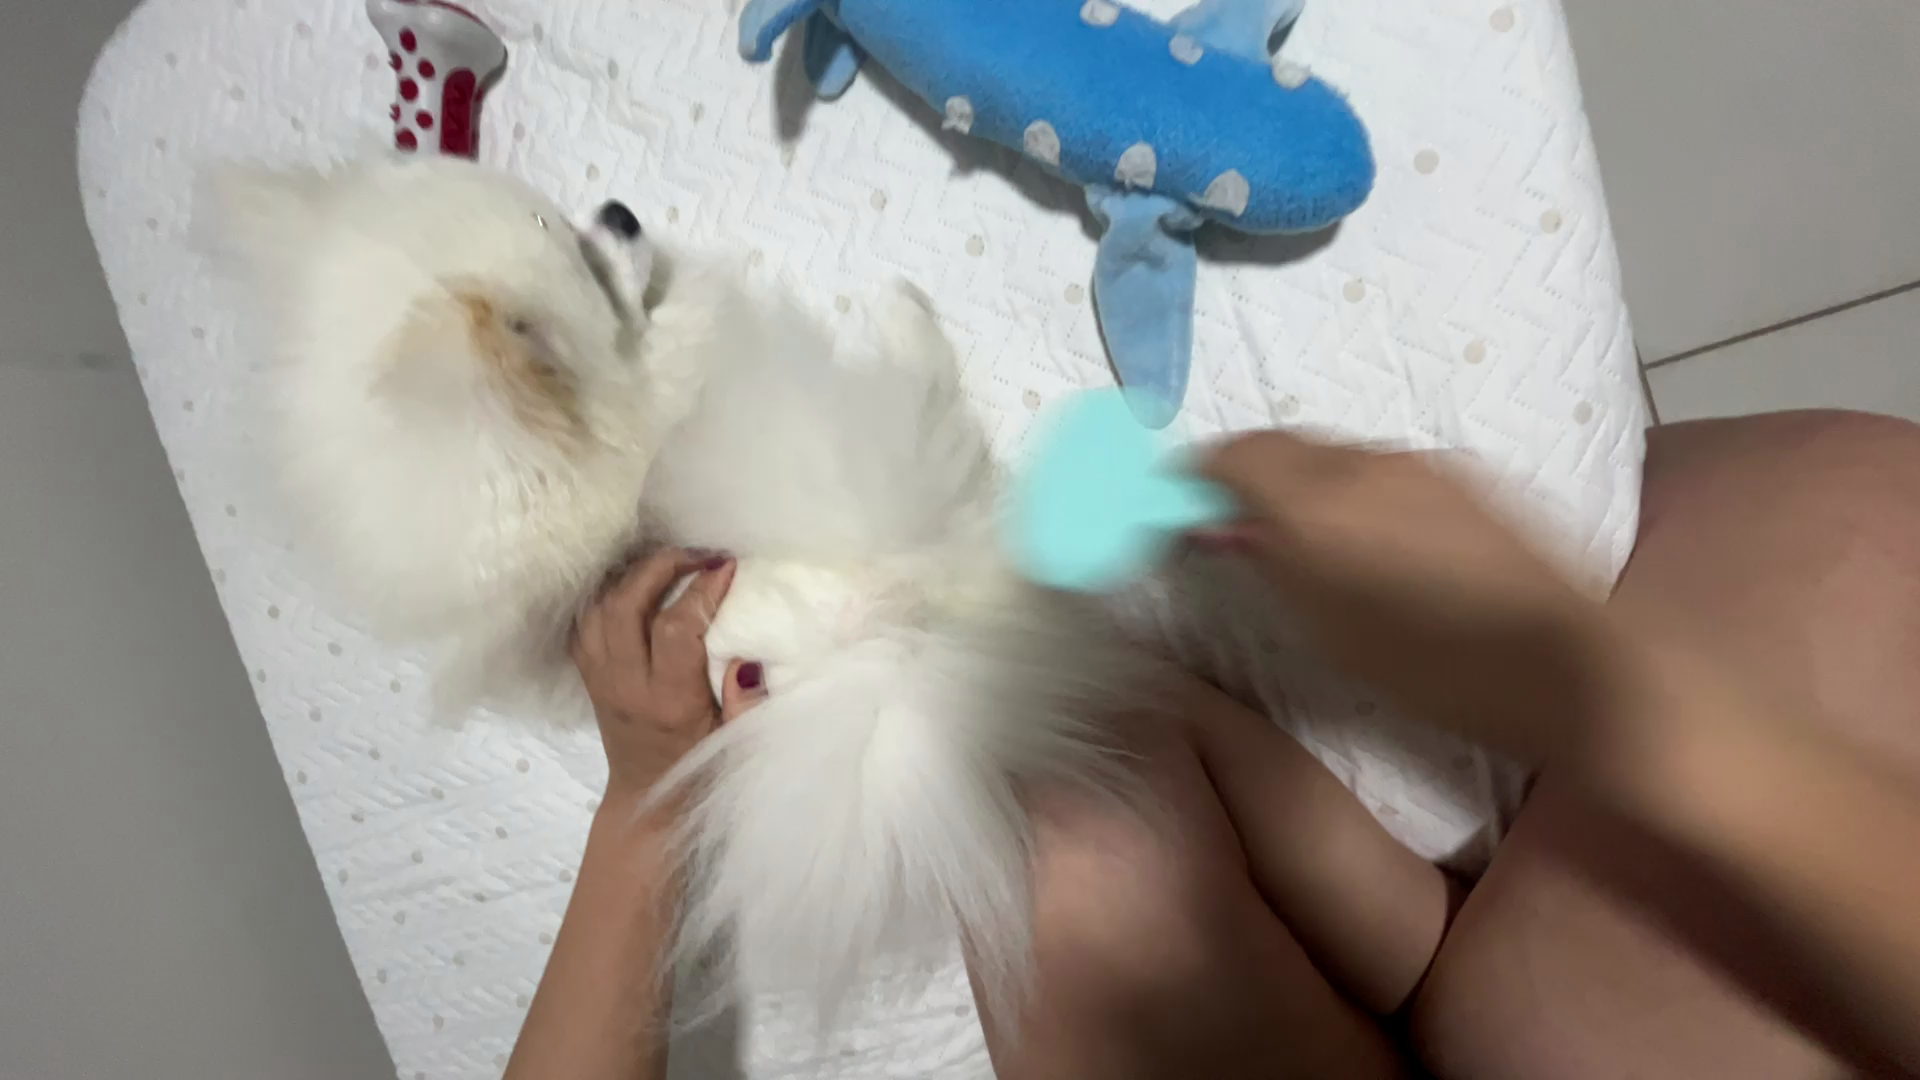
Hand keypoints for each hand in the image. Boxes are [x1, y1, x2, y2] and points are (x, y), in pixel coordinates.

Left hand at [571, 549, 766, 802]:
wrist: (648, 803)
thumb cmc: (704, 770)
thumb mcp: (737, 742)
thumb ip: (746, 703)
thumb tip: (747, 658)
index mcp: (669, 701)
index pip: (677, 627)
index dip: (703, 588)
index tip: (729, 567)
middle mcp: (626, 685)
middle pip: (626, 604)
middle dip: (663, 565)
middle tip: (700, 554)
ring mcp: (600, 679)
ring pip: (599, 607)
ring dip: (633, 574)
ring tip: (671, 562)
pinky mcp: (589, 677)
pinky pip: (584, 622)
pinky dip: (607, 594)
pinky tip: (636, 585)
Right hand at [1200, 431, 1617, 762]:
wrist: (1566, 664)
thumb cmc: (1423, 664)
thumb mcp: (1319, 623)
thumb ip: (1261, 559)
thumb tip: (1212, 526)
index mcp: (1316, 501)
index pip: (1230, 454)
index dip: (1194, 472)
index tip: (1176, 499)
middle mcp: (1361, 462)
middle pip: (1276, 442)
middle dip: (1239, 469)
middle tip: (1224, 513)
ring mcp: (1414, 461)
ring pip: (1325, 449)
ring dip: (1291, 474)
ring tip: (1289, 524)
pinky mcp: (1456, 471)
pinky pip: (1371, 462)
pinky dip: (1339, 481)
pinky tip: (1355, 526)